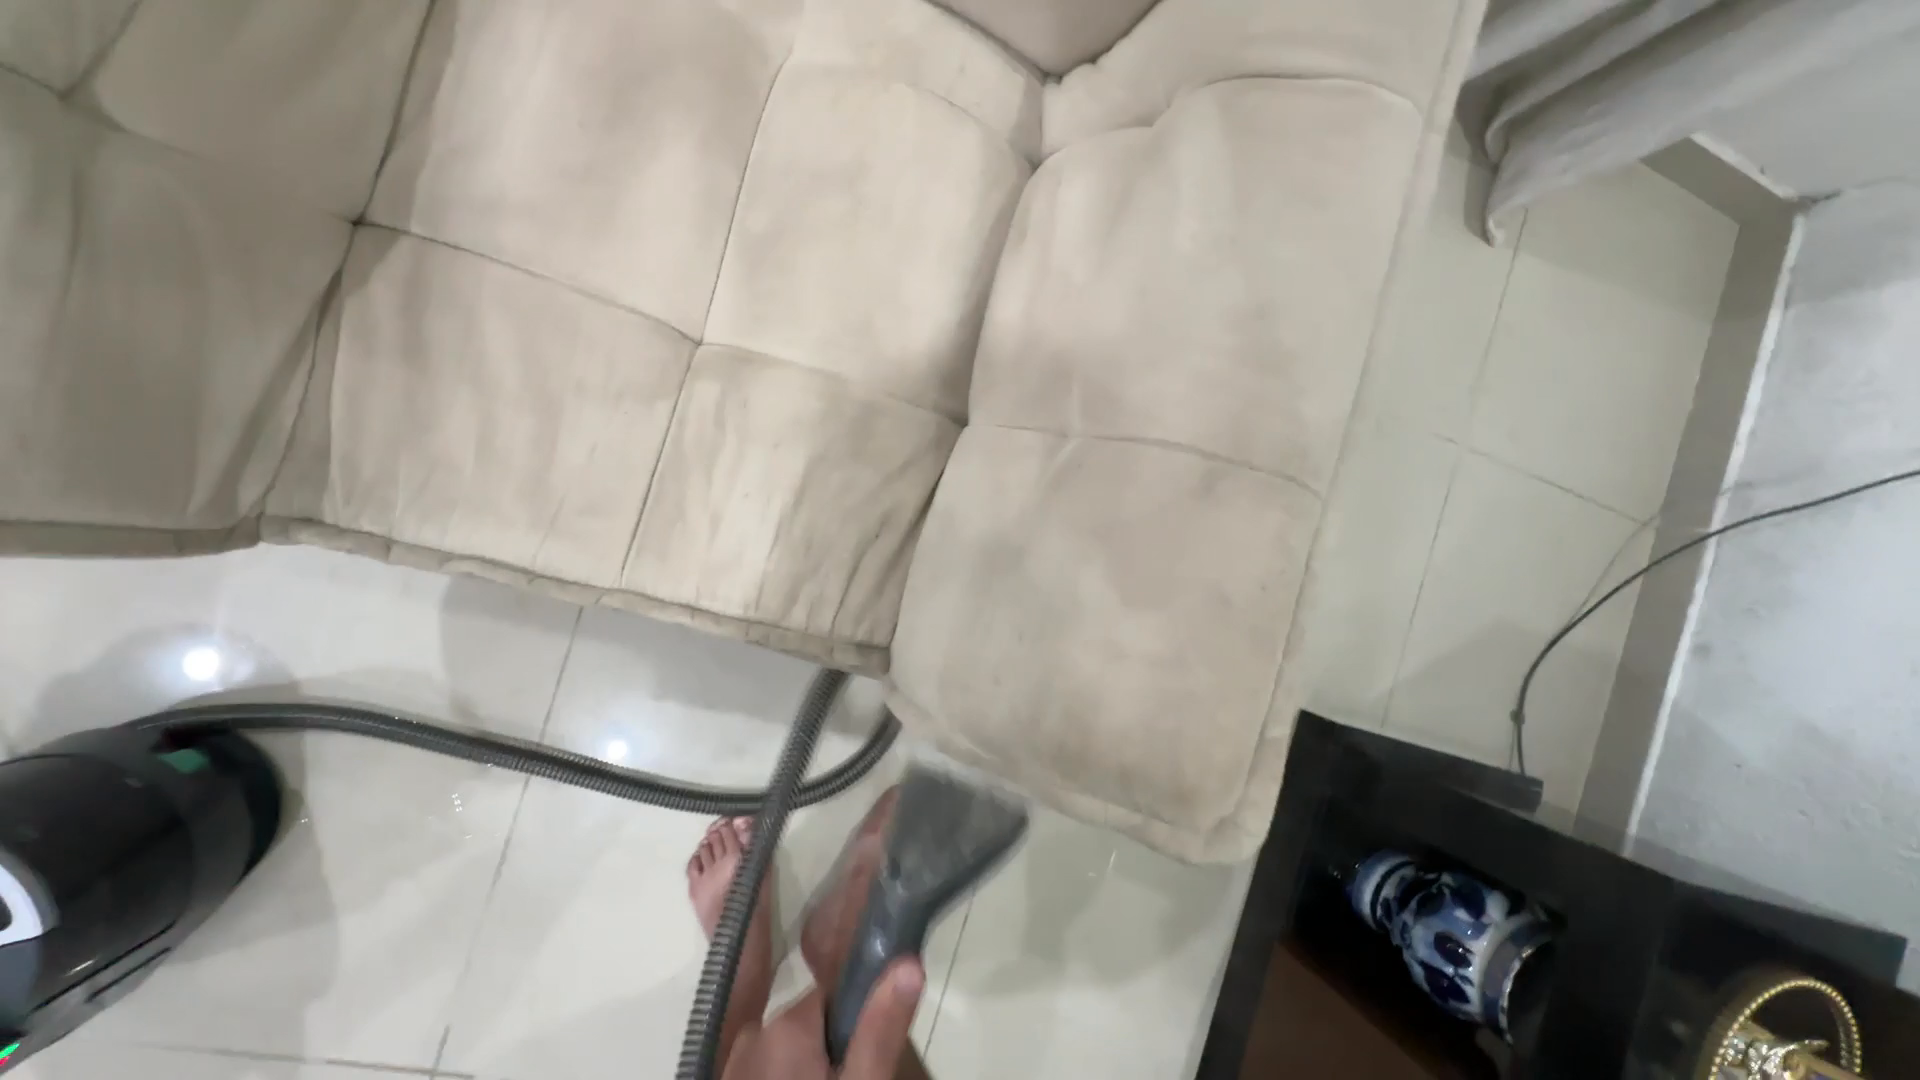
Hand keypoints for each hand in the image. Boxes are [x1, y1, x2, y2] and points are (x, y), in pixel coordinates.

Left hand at [722, 958, 923, 1078]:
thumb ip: (881, 1030)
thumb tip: (909, 962)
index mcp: (786, 1029)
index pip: (831, 997)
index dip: (857, 1023)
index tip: (869, 1061)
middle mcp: (752, 1040)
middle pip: (807, 1028)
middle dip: (832, 1055)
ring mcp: (733, 1072)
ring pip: (785, 1059)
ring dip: (808, 1077)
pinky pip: (765, 1077)